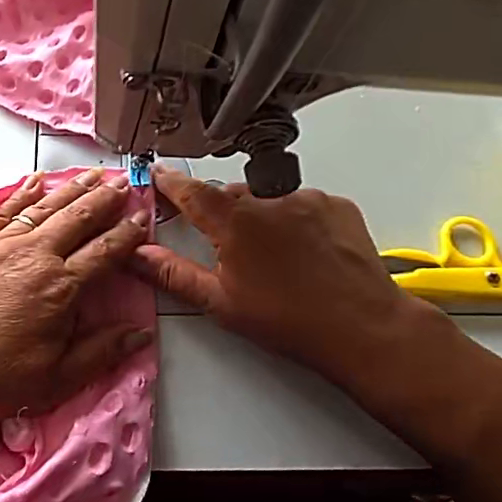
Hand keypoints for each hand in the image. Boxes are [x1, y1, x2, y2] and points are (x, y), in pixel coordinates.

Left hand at [0, 168, 152, 431]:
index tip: (142, 219)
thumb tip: (140, 334)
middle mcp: (35, 256)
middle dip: (105, 198)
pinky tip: (34, 181)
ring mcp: (2, 246)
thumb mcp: (55, 380)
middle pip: (78, 218)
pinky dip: (22, 193)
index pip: (104, 252)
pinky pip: (5, 210)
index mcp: (61, 287)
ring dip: (72, 189)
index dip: (127, 234)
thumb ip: (101, 352)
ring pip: (46, 207)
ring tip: (92, 175)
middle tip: (124, 182)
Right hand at [135, 165, 451, 382]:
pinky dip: (296, 220)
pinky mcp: (336, 205)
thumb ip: (172, 273)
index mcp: (235, 221)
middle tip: (229, 249)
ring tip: (274, 259)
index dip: (170, 181)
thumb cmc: (291, 320)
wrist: (361, 327)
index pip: (191, 190)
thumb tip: (139, 256)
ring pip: (269, 199)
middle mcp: (270, 200)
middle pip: (231, 196)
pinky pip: (304, 203)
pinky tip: (303, 253)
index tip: (159, 174)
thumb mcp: (220, 301)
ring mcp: (308, 199)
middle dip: (222, 214)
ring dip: (262, 218)